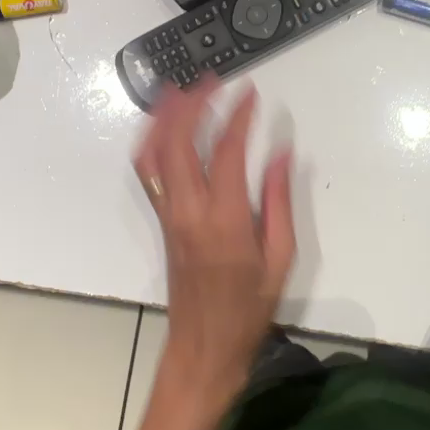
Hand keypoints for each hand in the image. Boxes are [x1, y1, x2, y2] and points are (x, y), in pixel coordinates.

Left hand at [133, 79, 295, 403]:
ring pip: (154, 155)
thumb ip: (278, 203)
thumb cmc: (248, 310)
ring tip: (179, 91)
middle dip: (193, 105)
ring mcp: (168, 216)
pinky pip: (148, 173)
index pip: (226, 153)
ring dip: (164, 118)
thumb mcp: (279, 260)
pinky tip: (162, 127)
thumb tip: (281, 154)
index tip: (250, 93)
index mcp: (224, 222)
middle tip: (212, 81)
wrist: (203, 348)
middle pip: (178, 143)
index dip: (237, 117)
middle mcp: (188, 212)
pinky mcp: (161, 222)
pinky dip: (151, 143)